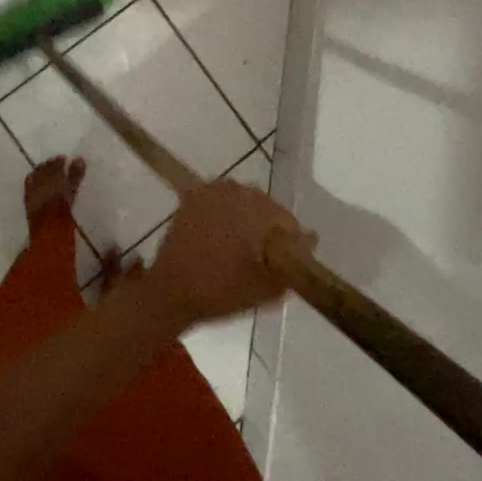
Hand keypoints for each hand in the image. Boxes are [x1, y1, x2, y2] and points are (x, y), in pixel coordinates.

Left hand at [145, 180, 314, 328]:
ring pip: (241, 198)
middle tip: (267, 254)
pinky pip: (219, 198)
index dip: (291, 240)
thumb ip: (293, 265)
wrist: (170, 291)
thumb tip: (311, 242)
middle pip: (264, 204)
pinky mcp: (191, 198)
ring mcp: (209, 191)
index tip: (287, 260)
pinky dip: (226, 210)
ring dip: (248, 215)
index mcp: (254, 210)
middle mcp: (233, 192)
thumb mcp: (265, 288)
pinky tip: (224, 231)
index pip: (285, 219)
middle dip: (269, 225)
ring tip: (245, 243)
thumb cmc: (220, 291)